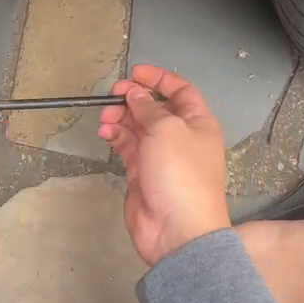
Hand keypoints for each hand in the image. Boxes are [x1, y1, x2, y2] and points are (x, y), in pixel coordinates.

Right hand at [97, 65, 229, 265]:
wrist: (177, 229)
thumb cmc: (180, 173)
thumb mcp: (167, 130)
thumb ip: (149, 108)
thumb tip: (136, 94)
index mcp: (198, 123)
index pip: (181, 91)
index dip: (159, 79)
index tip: (134, 73)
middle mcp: (181, 137)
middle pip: (155, 108)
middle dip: (133, 99)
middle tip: (112, 96)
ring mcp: (160, 156)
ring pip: (137, 126)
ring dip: (120, 117)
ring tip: (105, 118)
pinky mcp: (141, 172)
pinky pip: (127, 146)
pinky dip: (115, 136)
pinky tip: (105, 133)